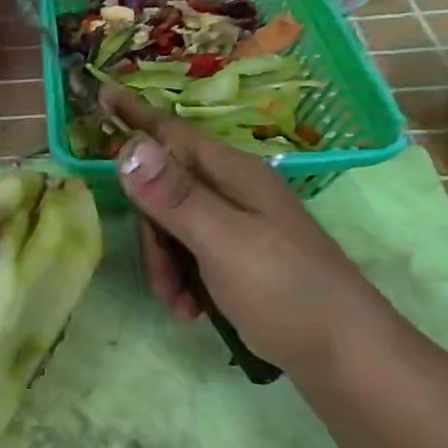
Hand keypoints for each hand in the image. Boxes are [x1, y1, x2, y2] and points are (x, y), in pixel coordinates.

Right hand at [102, 86, 400, 373]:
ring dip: (165, 266)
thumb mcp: (223, 241)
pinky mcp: (237, 254)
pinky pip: (188, 253)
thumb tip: (128, 147)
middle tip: (161, 280)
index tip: (103, 94)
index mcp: (232, 175)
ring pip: (171, 226)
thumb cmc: (286, 290)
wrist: (344, 353)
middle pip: (162, 192)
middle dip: (151, 236)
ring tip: (180, 305)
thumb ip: (174, 196)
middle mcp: (233, 191)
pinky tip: (191, 309)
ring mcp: (236, 223)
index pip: (172, 134)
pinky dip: (181, 280)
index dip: (135, 117)